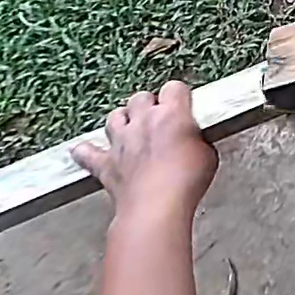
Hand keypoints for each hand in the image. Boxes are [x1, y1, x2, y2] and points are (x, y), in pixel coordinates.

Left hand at [70, 80, 216, 222]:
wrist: (155, 207)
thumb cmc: (185, 180)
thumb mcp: (207, 152)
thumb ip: (196, 138)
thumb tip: (191, 139)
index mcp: (172, 114)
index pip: (173, 87)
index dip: (179, 94)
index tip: (184, 102)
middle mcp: (143, 122)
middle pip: (140, 97)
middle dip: (149, 103)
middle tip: (160, 115)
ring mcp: (120, 142)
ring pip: (114, 117)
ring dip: (124, 119)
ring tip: (133, 127)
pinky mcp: (104, 164)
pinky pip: (86, 152)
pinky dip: (87, 151)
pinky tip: (88, 150)